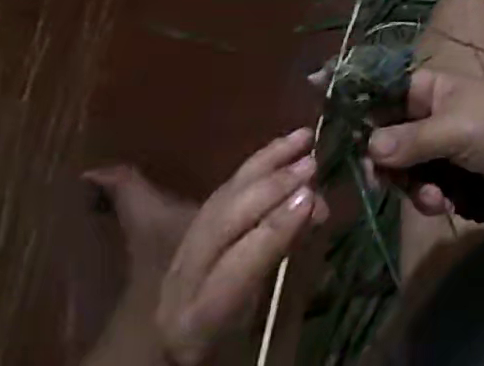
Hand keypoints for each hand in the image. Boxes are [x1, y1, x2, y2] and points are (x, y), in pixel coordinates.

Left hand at [158, 128, 328, 364]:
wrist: (170, 360)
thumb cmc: (225, 350)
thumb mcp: (257, 334)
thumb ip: (283, 277)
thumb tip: (313, 215)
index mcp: (196, 323)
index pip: (232, 272)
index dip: (272, 232)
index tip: (311, 198)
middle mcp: (180, 285)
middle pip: (221, 226)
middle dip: (268, 190)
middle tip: (312, 164)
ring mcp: (179, 259)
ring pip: (218, 201)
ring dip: (263, 165)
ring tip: (303, 139)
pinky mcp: (187, 236)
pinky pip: (221, 193)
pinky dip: (253, 167)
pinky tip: (280, 148)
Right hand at [367, 70, 483, 215]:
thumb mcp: (451, 129)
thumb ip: (410, 140)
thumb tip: (369, 149)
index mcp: (424, 90)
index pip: (382, 101)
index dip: (367, 125)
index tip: (357, 152)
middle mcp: (425, 114)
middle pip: (388, 142)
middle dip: (392, 168)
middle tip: (387, 186)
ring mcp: (438, 144)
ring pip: (406, 170)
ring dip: (416, 189)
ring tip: (435, 199)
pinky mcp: (450, 171)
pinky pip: (426, 186)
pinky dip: (432, 198)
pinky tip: (446, 204)